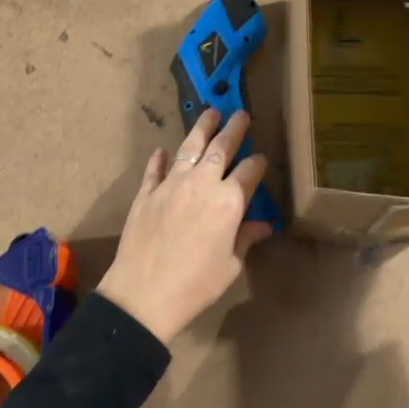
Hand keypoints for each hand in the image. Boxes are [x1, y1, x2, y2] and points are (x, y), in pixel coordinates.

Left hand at [98, 109, 273, 343]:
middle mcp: (202, 184)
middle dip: (234, 129)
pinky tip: (161, 151)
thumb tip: (264, 226)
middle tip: (241, 113)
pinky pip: (155, 170)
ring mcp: (171, 185)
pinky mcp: (146, 193)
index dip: (258, 163)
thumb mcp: (230, 265)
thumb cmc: (196, 285)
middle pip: (221, 148)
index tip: (261, 158)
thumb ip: (245, 239)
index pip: (249, 172)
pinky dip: (159, 159)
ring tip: (210, 113)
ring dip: (202, 129)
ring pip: (189, 148)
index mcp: (229, 202)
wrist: (144, 294)